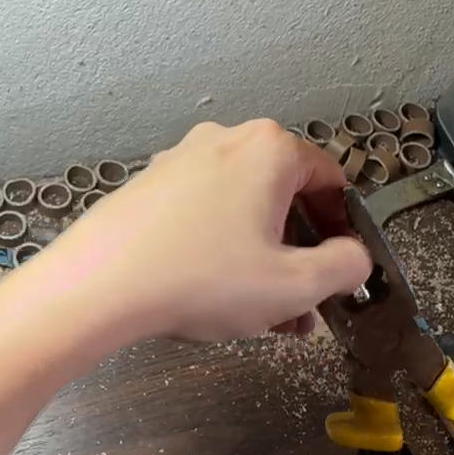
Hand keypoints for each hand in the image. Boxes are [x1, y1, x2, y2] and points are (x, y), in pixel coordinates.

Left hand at [47, 119, 369, 342]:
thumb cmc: (200, 278)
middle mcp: (224, 140)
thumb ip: (345, 267)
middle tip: (300, 303)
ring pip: (240, 210)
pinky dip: (218, 249)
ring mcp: (179, 160)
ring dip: (259, 258)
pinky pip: (201, 215)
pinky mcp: (148, 186)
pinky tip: (214, 296)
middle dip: (296, 253)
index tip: (339, 269)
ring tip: (259, 314)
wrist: (99, 284)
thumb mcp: (294, 285)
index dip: (343, 230)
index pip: (330, 181)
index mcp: (269, 149)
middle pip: (282, 197)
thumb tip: (354, 258)